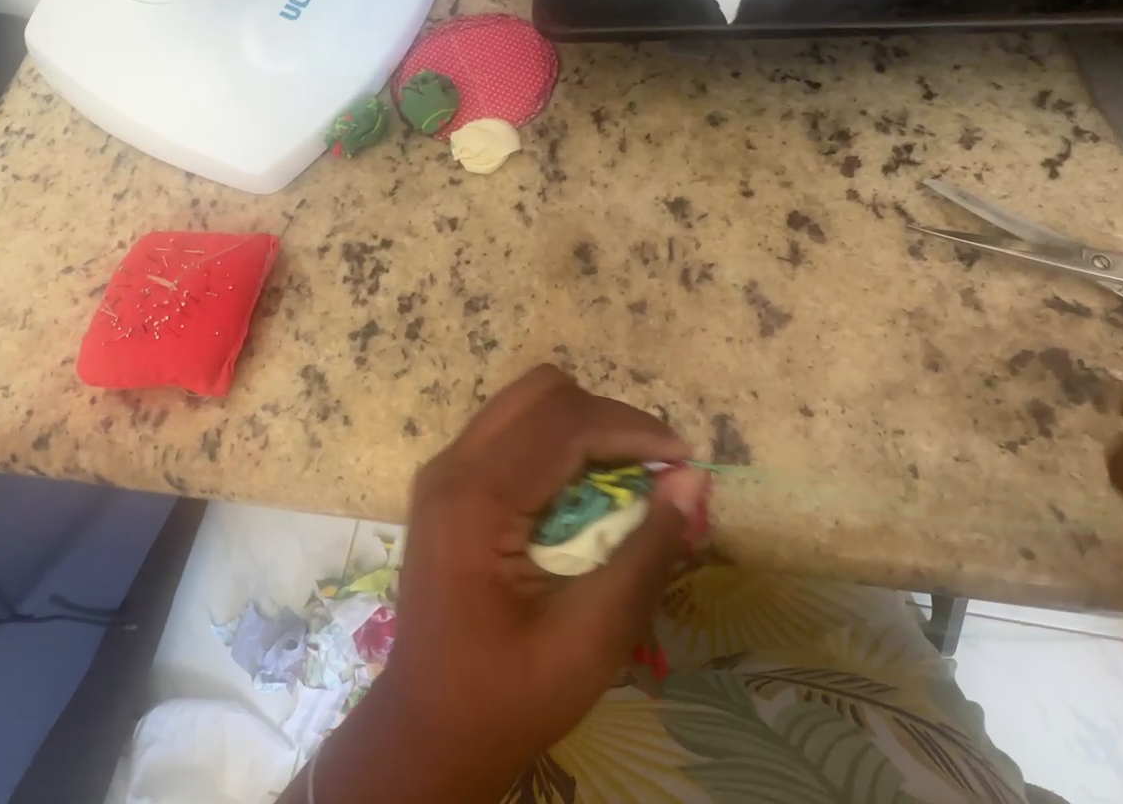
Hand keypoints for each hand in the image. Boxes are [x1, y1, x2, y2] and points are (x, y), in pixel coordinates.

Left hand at [290, 365, 707, 803]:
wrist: (430, 730)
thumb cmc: (511, 694)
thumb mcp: (595, 634)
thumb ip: (647, 550)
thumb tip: (692, 479)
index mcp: (476, 498)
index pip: (565, 420)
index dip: (634, 428)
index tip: (685, 462)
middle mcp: (451, 467)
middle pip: (542, 392)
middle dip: (608, 419)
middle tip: (652, 471)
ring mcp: (443, 473)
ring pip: (525, 404)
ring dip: (583, 429)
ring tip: (625, 482)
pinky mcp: (447, 487)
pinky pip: (510, 433)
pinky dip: (557, 446)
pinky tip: (583, 497)